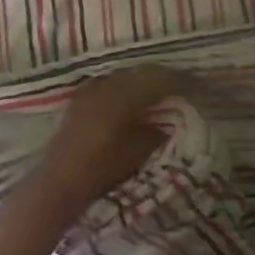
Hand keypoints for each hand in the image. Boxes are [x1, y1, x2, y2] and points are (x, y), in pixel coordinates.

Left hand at [29, 66, 183, 216]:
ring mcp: (89, 90)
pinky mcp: (78, 99)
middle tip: (179, 87)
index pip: (159, 78)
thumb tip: (169, 121)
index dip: (180, 80)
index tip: (196, 86)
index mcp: (124, 94)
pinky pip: (108, 84)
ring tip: (156, 94)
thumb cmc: (102, 167)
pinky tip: (129, 101)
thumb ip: (157, 131)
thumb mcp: (139, 151)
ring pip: (123, 76)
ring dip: (140, 82)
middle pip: (140, 72)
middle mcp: (106, 84)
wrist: (59, 181)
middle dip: (161, 78)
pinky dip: (123, 89)